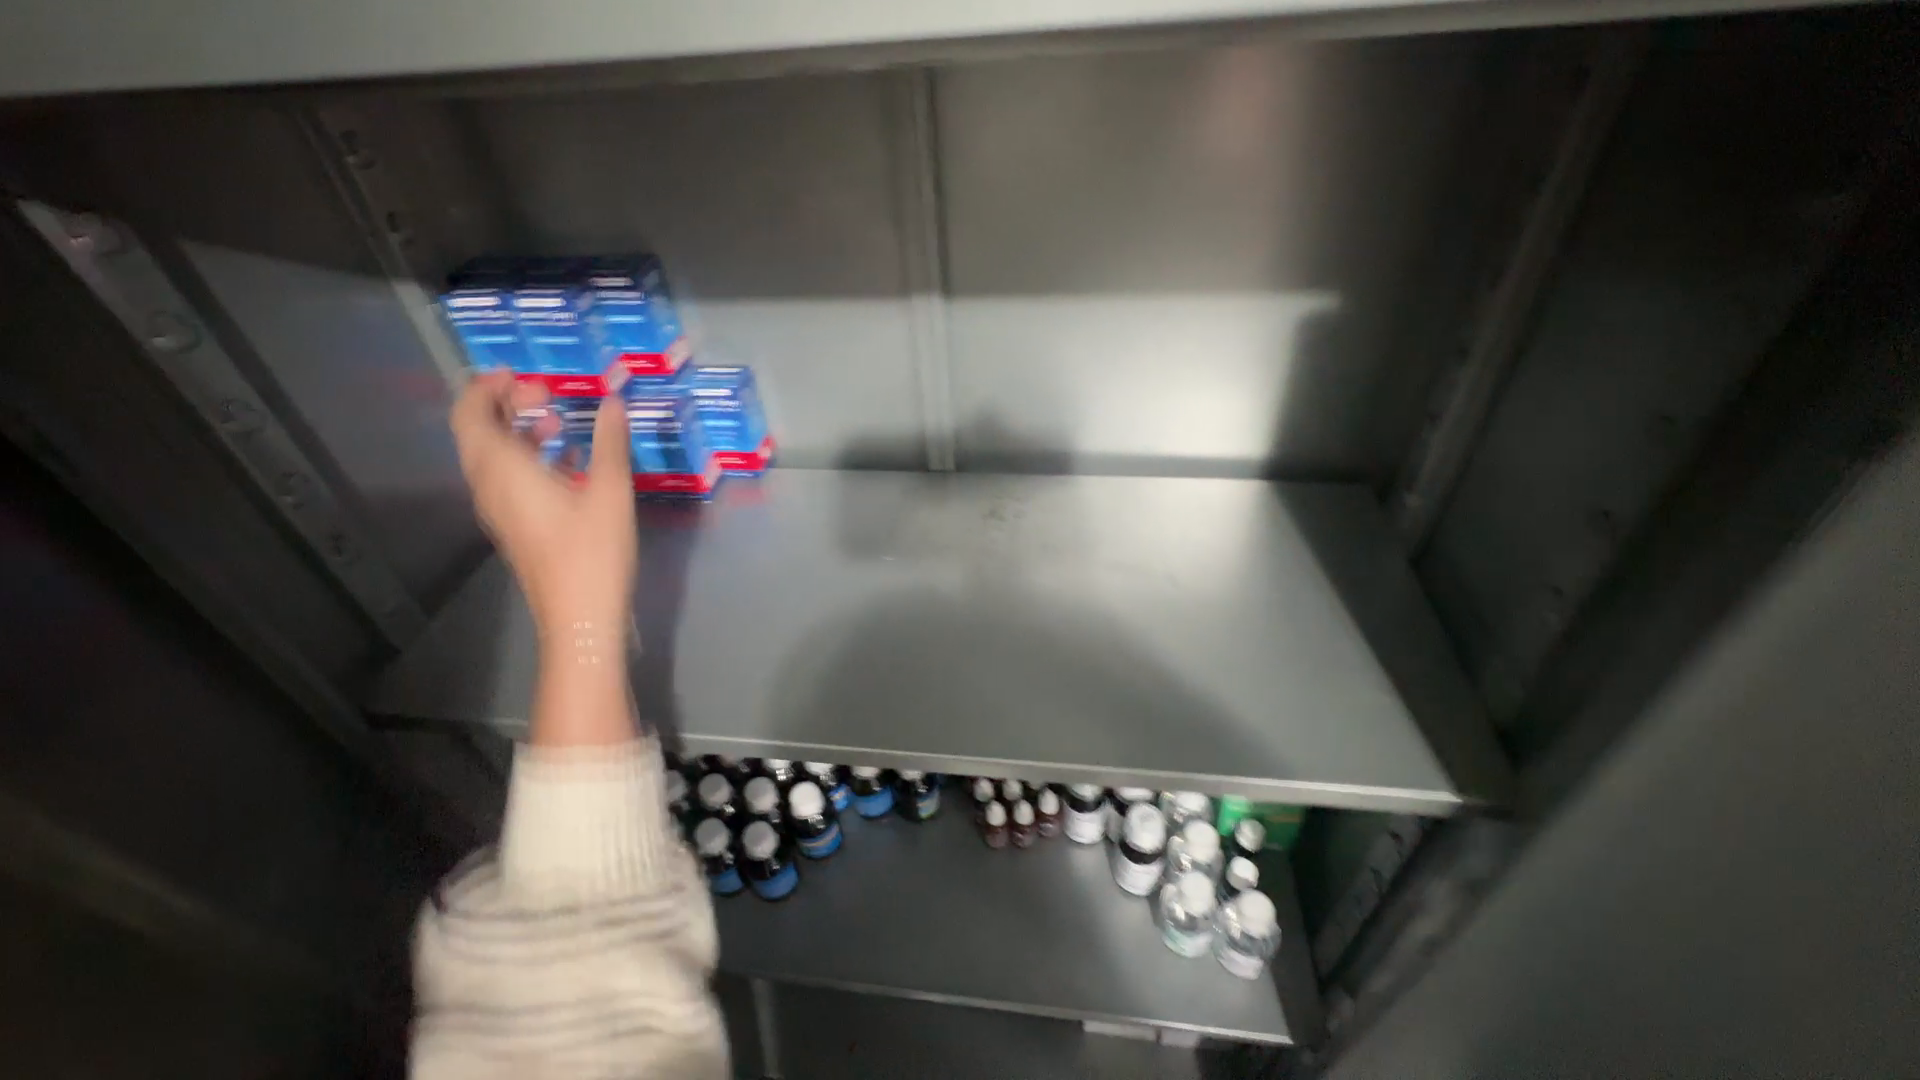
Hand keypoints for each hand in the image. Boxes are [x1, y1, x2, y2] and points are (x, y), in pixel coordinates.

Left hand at [450, 368, 635, 640]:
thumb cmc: (593, 551)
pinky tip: (568, 461)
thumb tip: (611, 402)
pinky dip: (527, 457)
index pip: (471, 415)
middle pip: (479, 433)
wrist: (580, 616)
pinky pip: (507, 478)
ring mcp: (499, 509)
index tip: (520, 373)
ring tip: (558, 421)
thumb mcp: (610, 491)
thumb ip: (609, 442)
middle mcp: (490, 486)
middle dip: (505, 404)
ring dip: (517, 431)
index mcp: (504, 470)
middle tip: (546, 393)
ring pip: (493, 457)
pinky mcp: (515, 526)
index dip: (486, 387)